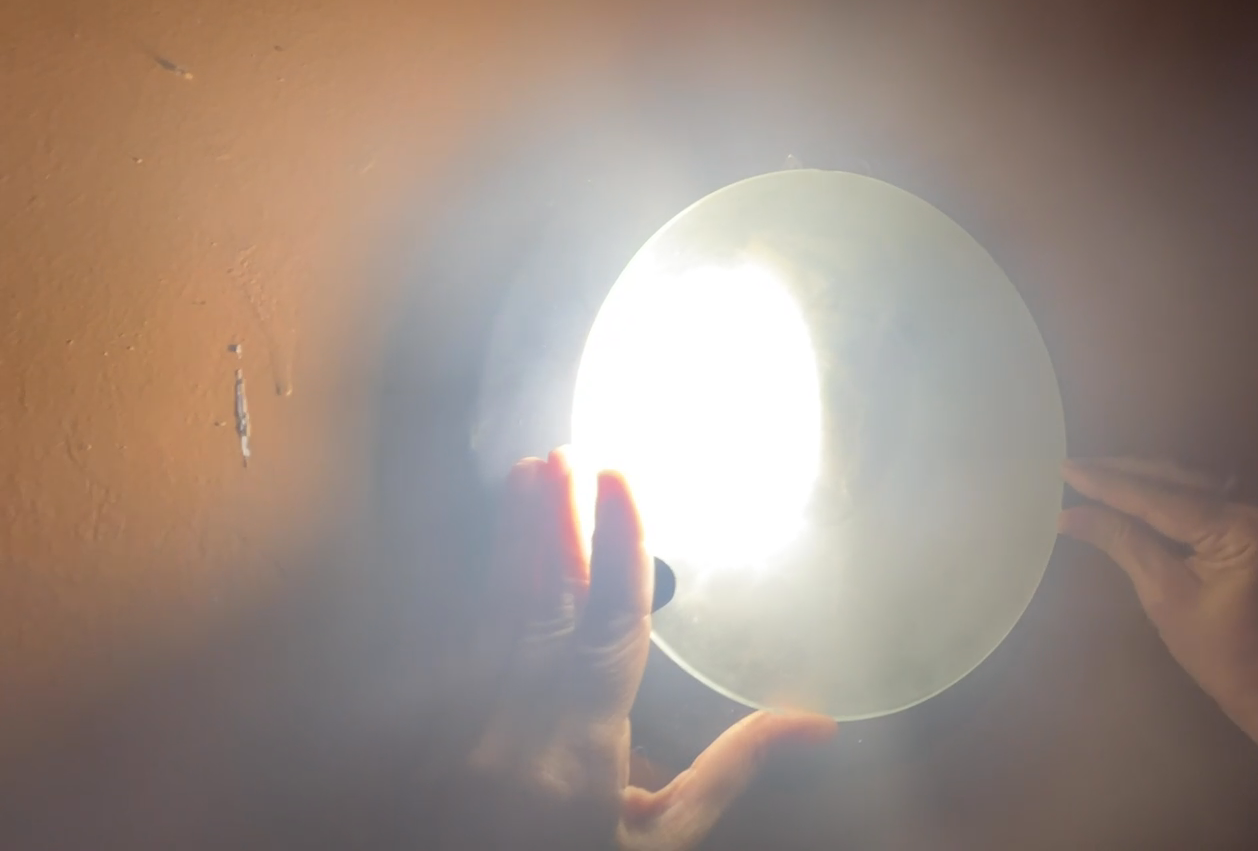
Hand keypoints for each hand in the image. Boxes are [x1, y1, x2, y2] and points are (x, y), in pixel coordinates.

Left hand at [451, 451, 835, 850]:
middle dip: (552, 520)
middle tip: (560, 454)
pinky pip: (460, 637)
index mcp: (576, 748)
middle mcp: (510, 726)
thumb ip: (732, 770)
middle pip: (536, 600)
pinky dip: (481, 581)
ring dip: (511, 537)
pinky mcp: (430, 733)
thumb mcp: (661, 842)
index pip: (608, 621)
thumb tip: (818, 726)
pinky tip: (494, 546)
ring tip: (522, 473)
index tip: (620, 478)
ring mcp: (458, 728)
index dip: (619, 543)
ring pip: (488, 610)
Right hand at [1059, 458, 1257, 767]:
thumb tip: (1068, 514)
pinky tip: (1132, 485)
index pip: (1162, 499)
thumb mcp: (1164, 596)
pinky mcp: (1257, 519)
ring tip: (1096, 472)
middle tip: (1075, 467)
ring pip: (1189, 478)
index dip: (1110, 485)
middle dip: (1122, 472)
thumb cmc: (1220, 655)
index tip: (1068, 470)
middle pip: (1177, 477)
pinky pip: (1203, 492)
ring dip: (1141, 474)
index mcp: (1242, 531)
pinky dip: (1164, 487)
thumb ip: (1121, 542)